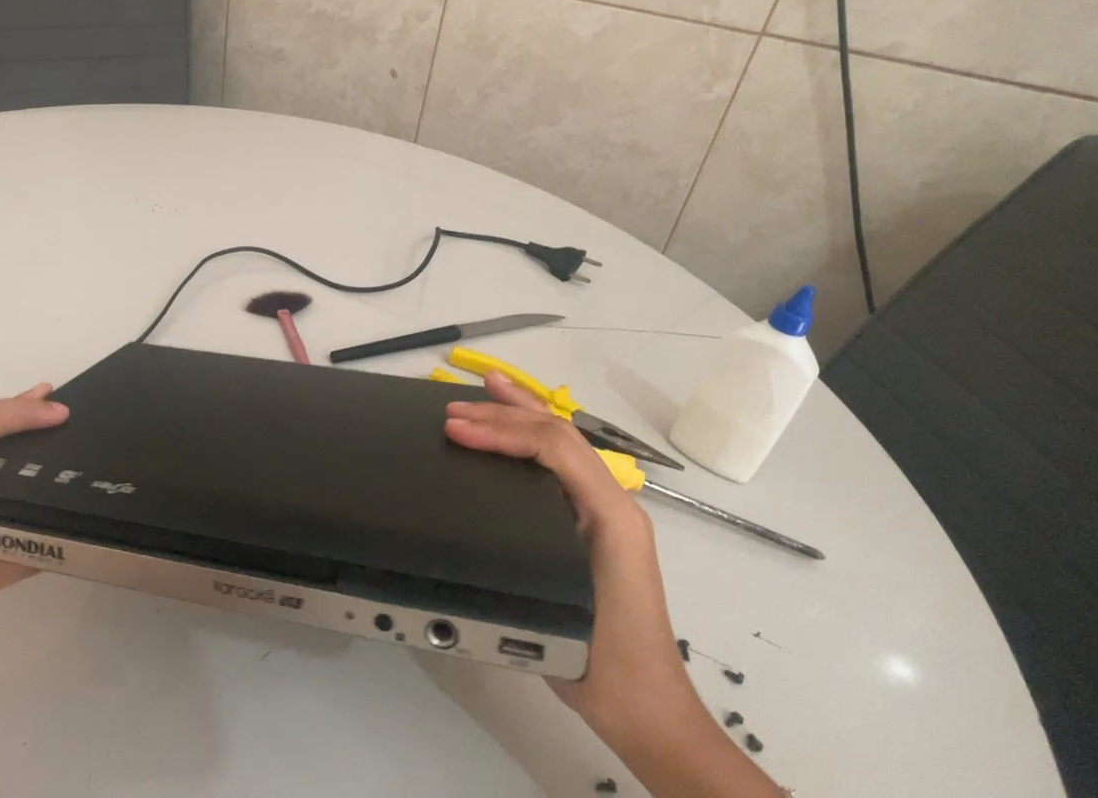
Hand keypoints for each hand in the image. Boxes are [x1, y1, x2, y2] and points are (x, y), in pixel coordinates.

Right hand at [446, 374, 781, 796]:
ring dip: (522, 415)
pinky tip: (511, 443)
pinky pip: (560, 467)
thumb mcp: (562, 596)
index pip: (553, 446)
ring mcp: (605, 513)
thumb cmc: (602, 657)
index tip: (454, 429)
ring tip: (488, 391)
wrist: (643, 706)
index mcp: (610, 511)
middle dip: (506, 413)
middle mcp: (612, 502)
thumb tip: (491, 489)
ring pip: (563, 445)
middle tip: (456, 407)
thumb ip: (538, 540)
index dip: (501, 429)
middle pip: (559, 435)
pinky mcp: (592, 528)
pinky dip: (531, 442)